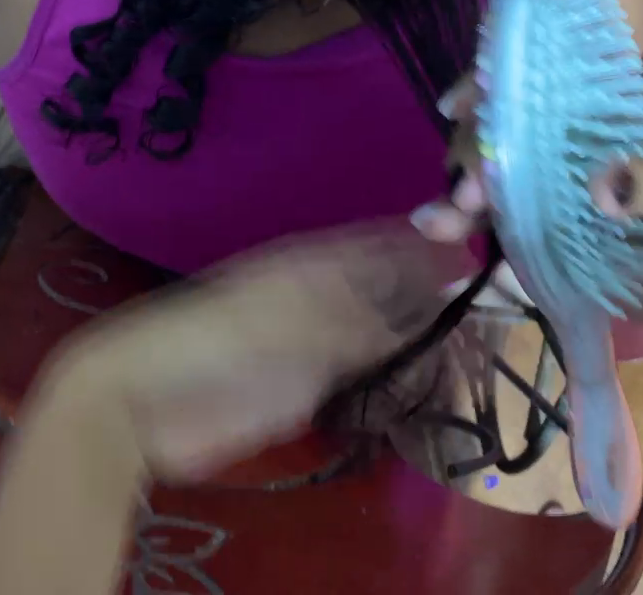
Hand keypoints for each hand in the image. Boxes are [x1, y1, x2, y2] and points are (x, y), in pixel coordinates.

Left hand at [44, 224, 473, 483]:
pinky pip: (364, 366)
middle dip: (434, 284)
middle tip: (499, 298)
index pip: (381, 244)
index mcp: (308, 261)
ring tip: (482, 332)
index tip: (482, 251)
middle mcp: (318, 292)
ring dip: (422, 324)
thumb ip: (351, 316)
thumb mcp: (280, 321)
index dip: (427, 245)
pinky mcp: (308, 383)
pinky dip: (398, 364)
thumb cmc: (207, 342)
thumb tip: (420, 302)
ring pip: (381, 323)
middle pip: (387, 282)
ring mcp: (315, 337)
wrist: (143, 399)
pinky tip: (432, 371)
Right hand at [417, 89, 642, 325]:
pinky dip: (464, 231)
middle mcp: (558, 143)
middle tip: (467, 192)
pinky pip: (496, 228)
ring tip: (436, 220)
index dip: (488, 88)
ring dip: (456, 198)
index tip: (459, 105)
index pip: (530, 83)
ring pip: (486, 182)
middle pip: (497, 134)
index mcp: (593, 111)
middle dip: (471, 156)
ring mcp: (544, 189)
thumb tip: (600, 190)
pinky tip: (439, 235)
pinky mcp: (538, 234)